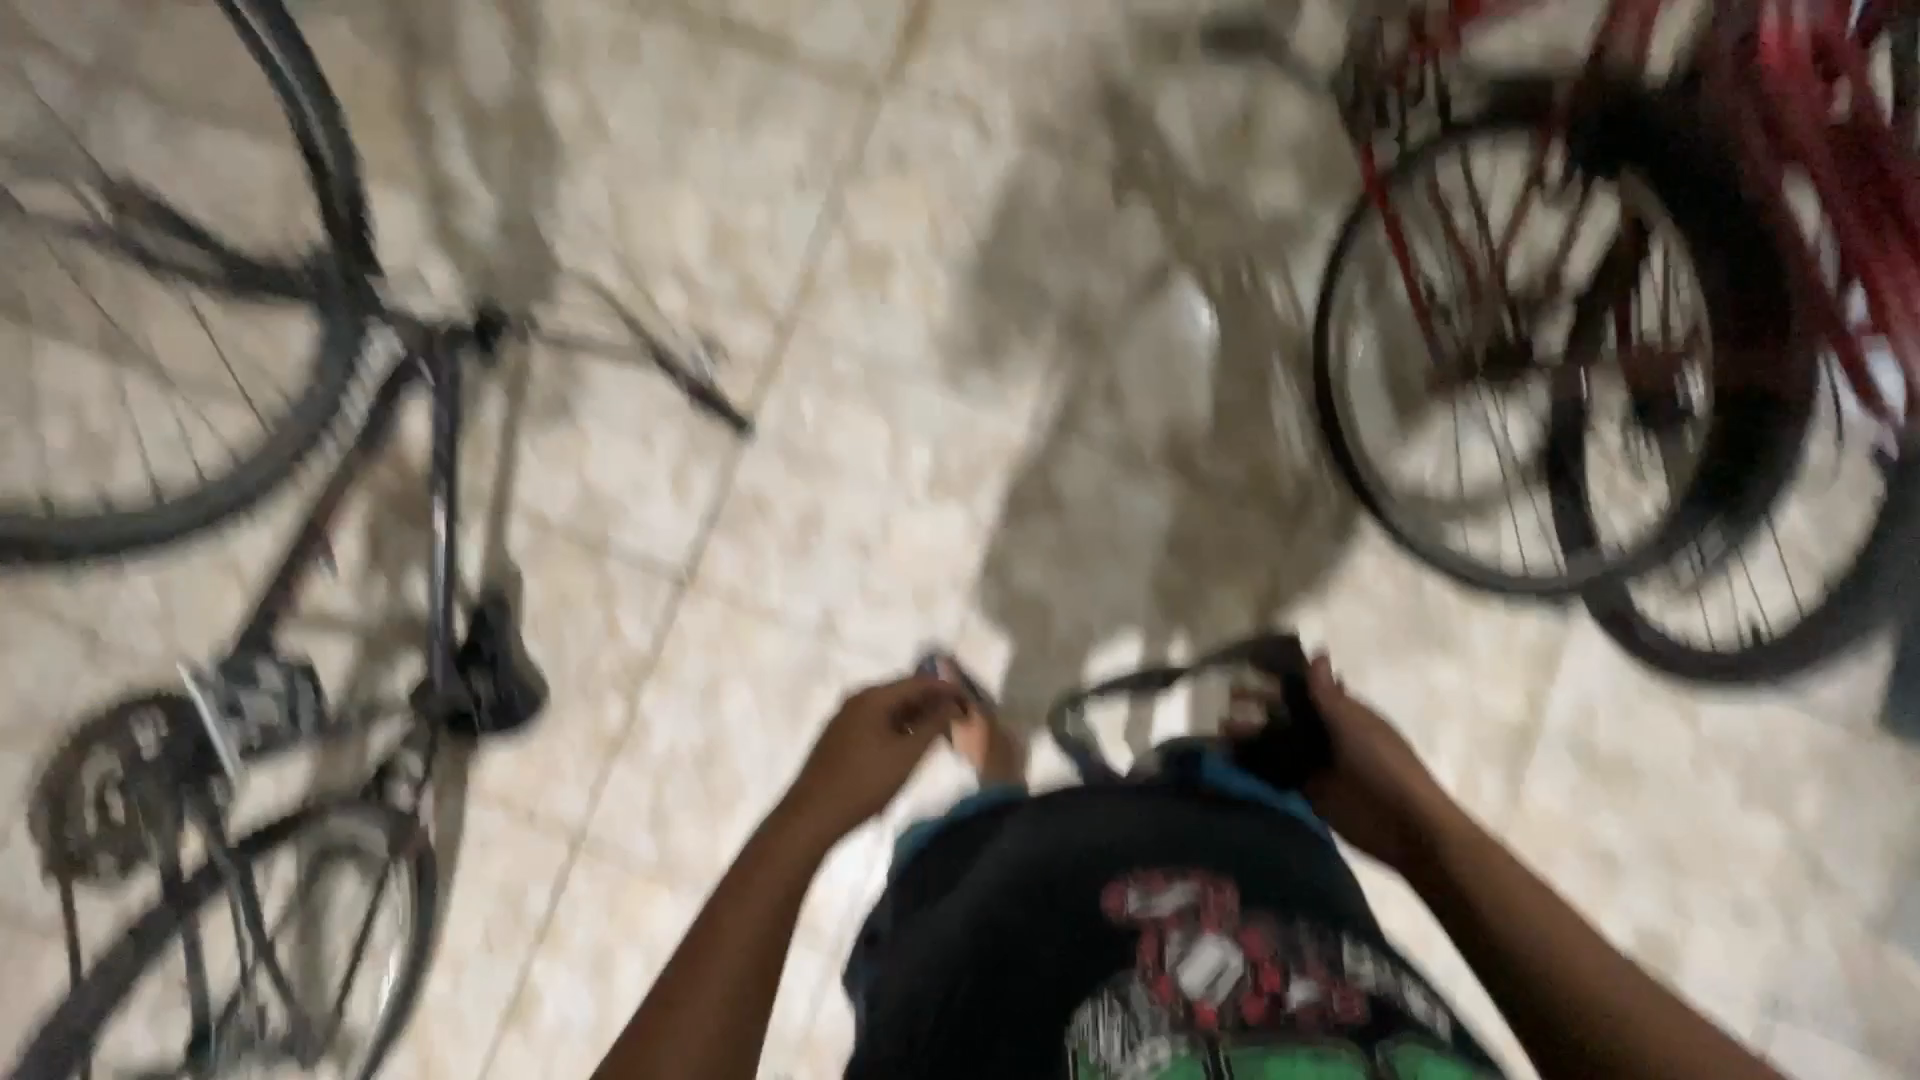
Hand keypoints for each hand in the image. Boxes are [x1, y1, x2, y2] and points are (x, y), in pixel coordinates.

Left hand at [779, 676, 969, 843]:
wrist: (811, 816)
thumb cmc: (864, 783)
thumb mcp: (906, 755)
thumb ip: (934, 726)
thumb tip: (953, 704)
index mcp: (872, 697)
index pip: (918, 681)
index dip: (947, 689)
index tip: (969, 702)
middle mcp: (856, 699)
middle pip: (902, 692)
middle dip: (931, 703)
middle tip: (957, 718)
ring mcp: (845, 718)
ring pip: (888, 709)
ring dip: (915, 718)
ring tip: (939, 734)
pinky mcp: (839, 737)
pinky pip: (876, 722)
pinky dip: (897, 728)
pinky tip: (909, 746)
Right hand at [1226, 653, 1457, 875]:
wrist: (1404, 826)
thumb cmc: (1384, 766)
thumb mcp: (1354, 725)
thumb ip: (1327, 695)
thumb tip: (1317, 652)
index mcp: (1342, 715)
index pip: (1304, 690)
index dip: (1277, 681)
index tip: (1245, 670)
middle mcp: (1326, 736)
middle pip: (1286, 716)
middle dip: (1257, 708)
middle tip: (1225, 701)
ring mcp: (1316, 765)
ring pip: (1277, 744)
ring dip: (1252, 737)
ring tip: (1221, 732)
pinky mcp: (1308, 792)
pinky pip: (1277, 774)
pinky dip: (1256, 767)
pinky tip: (1232, 762)